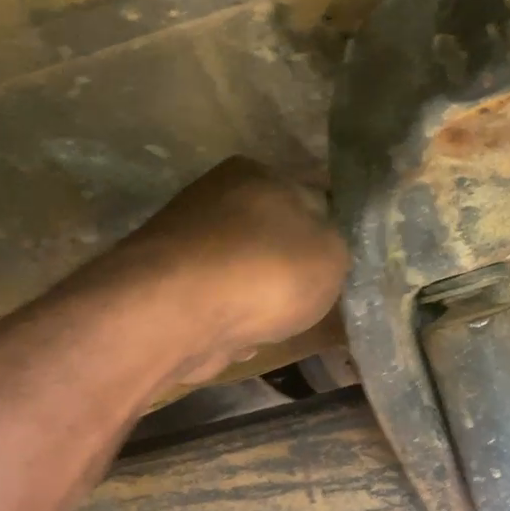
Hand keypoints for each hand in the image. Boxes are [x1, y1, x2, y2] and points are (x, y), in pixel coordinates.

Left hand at [75, 158, 349, 383]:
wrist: (180, 312)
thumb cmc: (268, 273)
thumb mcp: (333, 254)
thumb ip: (337, 244)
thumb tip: (324, 244)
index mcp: (258, 172)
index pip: (308, 198)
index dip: (329, 235)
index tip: (339, 270)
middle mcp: (217, 194)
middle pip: (274, 237)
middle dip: (292, 271)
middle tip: (312, 302)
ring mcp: (188, 238)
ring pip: (247, 272)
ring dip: (262, 300)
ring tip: (276, 326)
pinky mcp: (170, 281)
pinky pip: (220, 301)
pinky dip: (233, 319)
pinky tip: (241, 338)